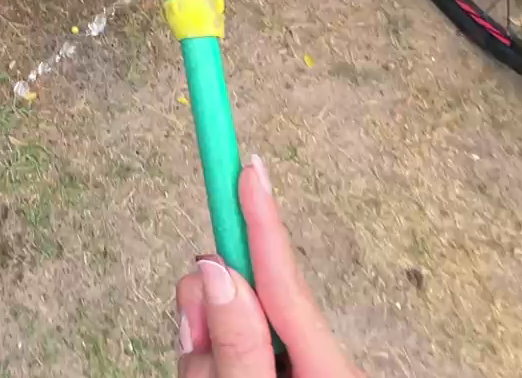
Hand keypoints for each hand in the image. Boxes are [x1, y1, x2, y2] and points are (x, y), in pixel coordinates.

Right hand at [175, 156, 360, 377]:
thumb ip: (236, 341)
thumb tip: (213, 266)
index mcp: (327, 370)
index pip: (282, 279)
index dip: (262, 219)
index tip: (251, 164)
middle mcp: (311, 360)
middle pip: (241, 299)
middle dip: (207, 314)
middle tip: (194, 348)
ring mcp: (290, 368)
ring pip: (222, 322)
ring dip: (202, 349)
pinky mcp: (269, 372)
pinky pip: (221, 347)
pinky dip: (208, 361)